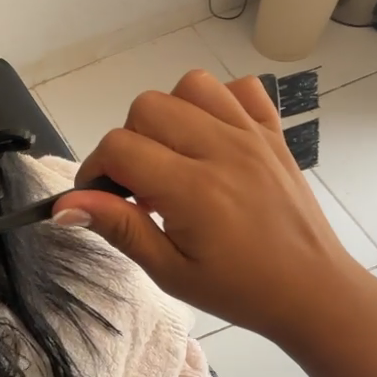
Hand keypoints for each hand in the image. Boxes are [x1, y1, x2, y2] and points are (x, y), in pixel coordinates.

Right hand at [53, 71, 376, 353]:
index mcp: (192, 189)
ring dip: (168, 115)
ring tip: (171, 158)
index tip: (100, 199)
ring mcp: (252, 135)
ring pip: (189, 86)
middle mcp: (221, 149)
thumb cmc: (237, 289)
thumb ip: (119, 228)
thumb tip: (66, 207)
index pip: (119, 148)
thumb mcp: (169, 271)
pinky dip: (215, 104)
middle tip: (138, 186)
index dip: (94, 171)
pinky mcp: (273, 132)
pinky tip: (209, 141)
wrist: (311, 290)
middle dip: (128, 141)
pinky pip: (239, 88)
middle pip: (147, 107)